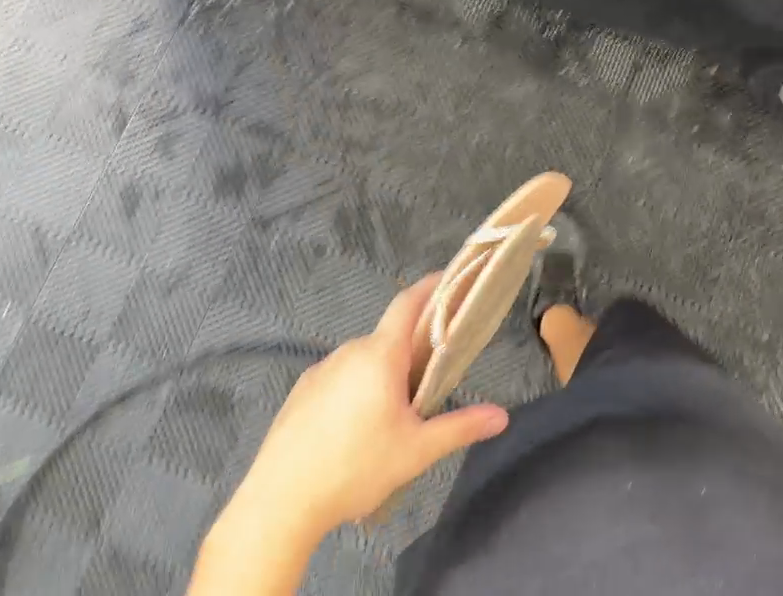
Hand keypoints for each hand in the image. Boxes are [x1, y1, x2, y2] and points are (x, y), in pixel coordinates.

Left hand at [220, 275, 508, 542]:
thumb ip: (460, 428)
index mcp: (380, 355)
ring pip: (363, 361)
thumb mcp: (417, 452)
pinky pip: (339, 378)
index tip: (450, 279)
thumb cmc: (355, 468)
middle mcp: (349, 352)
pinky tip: (355, 430)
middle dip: (412, 352)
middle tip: (431, 384)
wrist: (280, 502)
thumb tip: (502, 416)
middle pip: (389, 338)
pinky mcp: (301, 392)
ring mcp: (321, 370)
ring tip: (393, 418)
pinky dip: (356, 390)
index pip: (408, 303)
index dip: (431, 287)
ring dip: (383, 374)